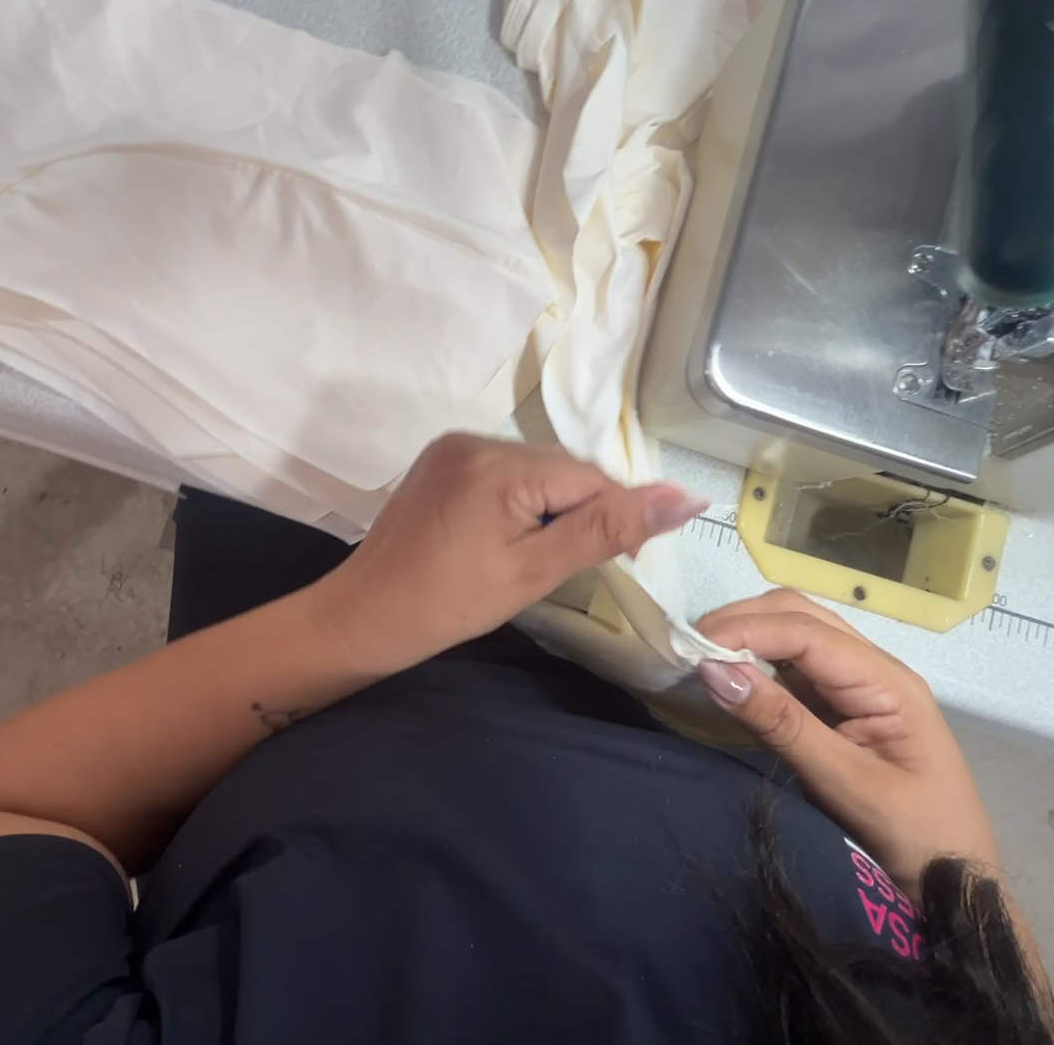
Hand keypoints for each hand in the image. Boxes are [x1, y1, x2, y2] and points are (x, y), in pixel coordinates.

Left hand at [309, 433, 706, 675]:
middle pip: (561, 468)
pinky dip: (517, 497)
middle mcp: (475, 439)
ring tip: (526, 553)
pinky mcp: (440, 457)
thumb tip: (685, 498)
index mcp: (498, 464)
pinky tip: (501, 534)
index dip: (612, 518)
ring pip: (534, 468)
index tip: (616, 562)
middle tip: (557, 563)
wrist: (367, 613)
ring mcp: (453, 445)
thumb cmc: (450, 604)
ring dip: (548, 504)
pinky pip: (502, 469)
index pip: (589, 477)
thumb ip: (608, 530)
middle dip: (576, 510)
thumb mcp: (535, 571)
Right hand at [692, 589, 998, 896]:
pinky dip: (752, 658)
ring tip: (701, 659)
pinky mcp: (836, 703)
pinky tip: (728, 676)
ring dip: (744, 634)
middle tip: (689, 650)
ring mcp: (854, 684)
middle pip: (797, 614)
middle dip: (740, 621)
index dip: (744, 630)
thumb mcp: (844, 784)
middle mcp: (871, 668)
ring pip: (791, 630)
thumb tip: (713, 670)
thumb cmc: (912, 838)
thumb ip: (779, 723)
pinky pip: (788, 662)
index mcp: (886, 682)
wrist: (955, 889)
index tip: (692, 651)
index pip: (804, 631)